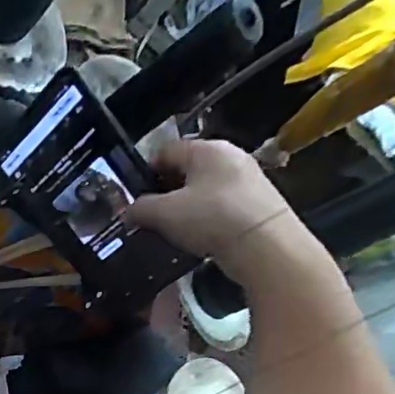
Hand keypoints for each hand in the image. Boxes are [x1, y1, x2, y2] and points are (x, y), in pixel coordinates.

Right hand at [125, 139, 299, 269]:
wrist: (265, 245)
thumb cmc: (210, 218)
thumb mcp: (164, 214)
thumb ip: (140, 209)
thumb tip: (129, 212)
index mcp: (206, 149)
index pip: (166, 151)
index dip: (145, 172)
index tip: (135, 198)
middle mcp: (229, 155)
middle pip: (186, 170)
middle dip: (165, 192)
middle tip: (150, 218)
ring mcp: (246, 178)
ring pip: (203, 188)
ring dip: (185, 207)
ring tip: (172, 231)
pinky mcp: (257, 201)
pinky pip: (220, 204)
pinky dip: (206, 218)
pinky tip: (199, 237)